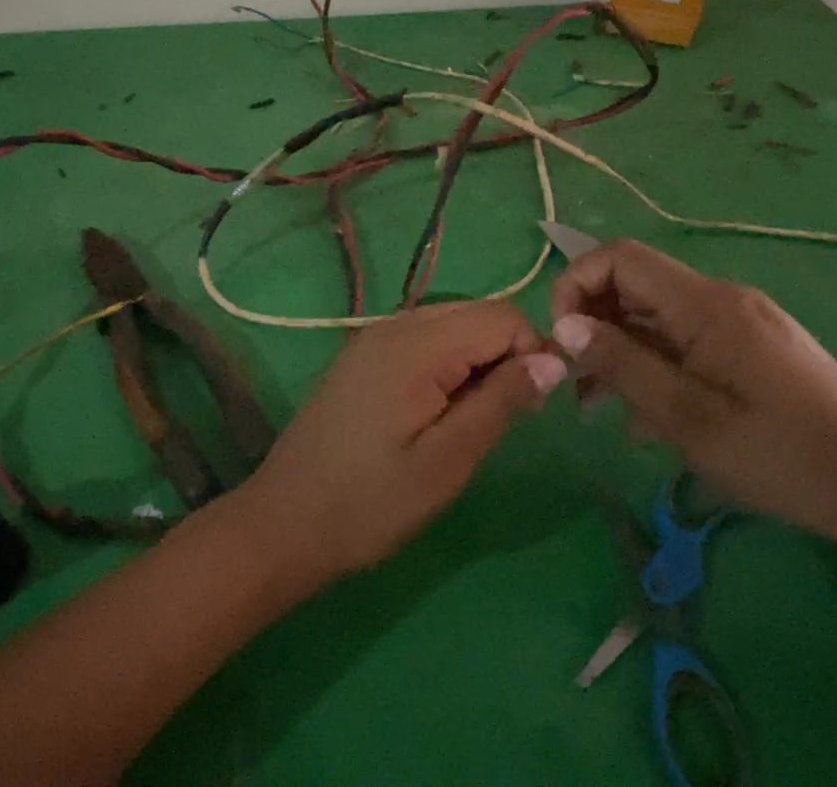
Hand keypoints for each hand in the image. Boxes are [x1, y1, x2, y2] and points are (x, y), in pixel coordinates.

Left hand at [238, 301, 567, 580]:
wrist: (284, 523)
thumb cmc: (370, 503)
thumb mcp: (447, 461)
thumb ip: (500, 401)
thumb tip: (552, 360)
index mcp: (414, 345)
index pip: (502, 316)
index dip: (532, 353)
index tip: (531, 408)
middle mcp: (392, 325)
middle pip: (477, 313)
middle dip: (506, 355)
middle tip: (502, 419)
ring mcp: (371, 338)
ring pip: (451, 324)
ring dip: (477, 361)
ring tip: (469, 421)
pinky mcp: (360, 357)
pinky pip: (422, 340)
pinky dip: (446, 365)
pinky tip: (436, 412)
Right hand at [550, 238, 836, 543]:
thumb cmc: (782, 456)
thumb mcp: (689, 418)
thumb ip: (624, 365)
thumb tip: (566, 325)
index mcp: (706, 305)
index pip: (619, 257)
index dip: (576, 285)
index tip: (562, 342)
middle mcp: (722, 300)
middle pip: (635, 286)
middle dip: (592, 327)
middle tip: (574, 386)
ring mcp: (740, 323)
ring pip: (657, 319)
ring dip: (619, 354)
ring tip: (598, 410)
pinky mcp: (752, 349)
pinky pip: (685, 343)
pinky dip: (654, 369)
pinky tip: (645, 421)